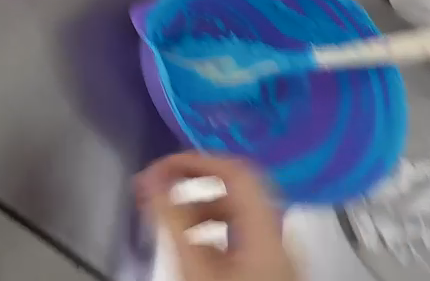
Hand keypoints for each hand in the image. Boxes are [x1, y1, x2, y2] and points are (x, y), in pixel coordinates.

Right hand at [135, 153, 296, 280]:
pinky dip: (212, 227)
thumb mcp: (193, 266)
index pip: (236, 171)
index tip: (161, 169)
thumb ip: (169, 217)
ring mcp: (281, 259)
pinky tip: (191, 244)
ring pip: (239, 212)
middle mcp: (281, 241)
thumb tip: (148, 178)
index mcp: (267, 234)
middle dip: (192, 183)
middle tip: (158, 189)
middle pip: (236, 189)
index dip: (195, 160)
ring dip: (199, 206)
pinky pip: (242, 234)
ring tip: (167, 219)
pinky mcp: (274, 272)